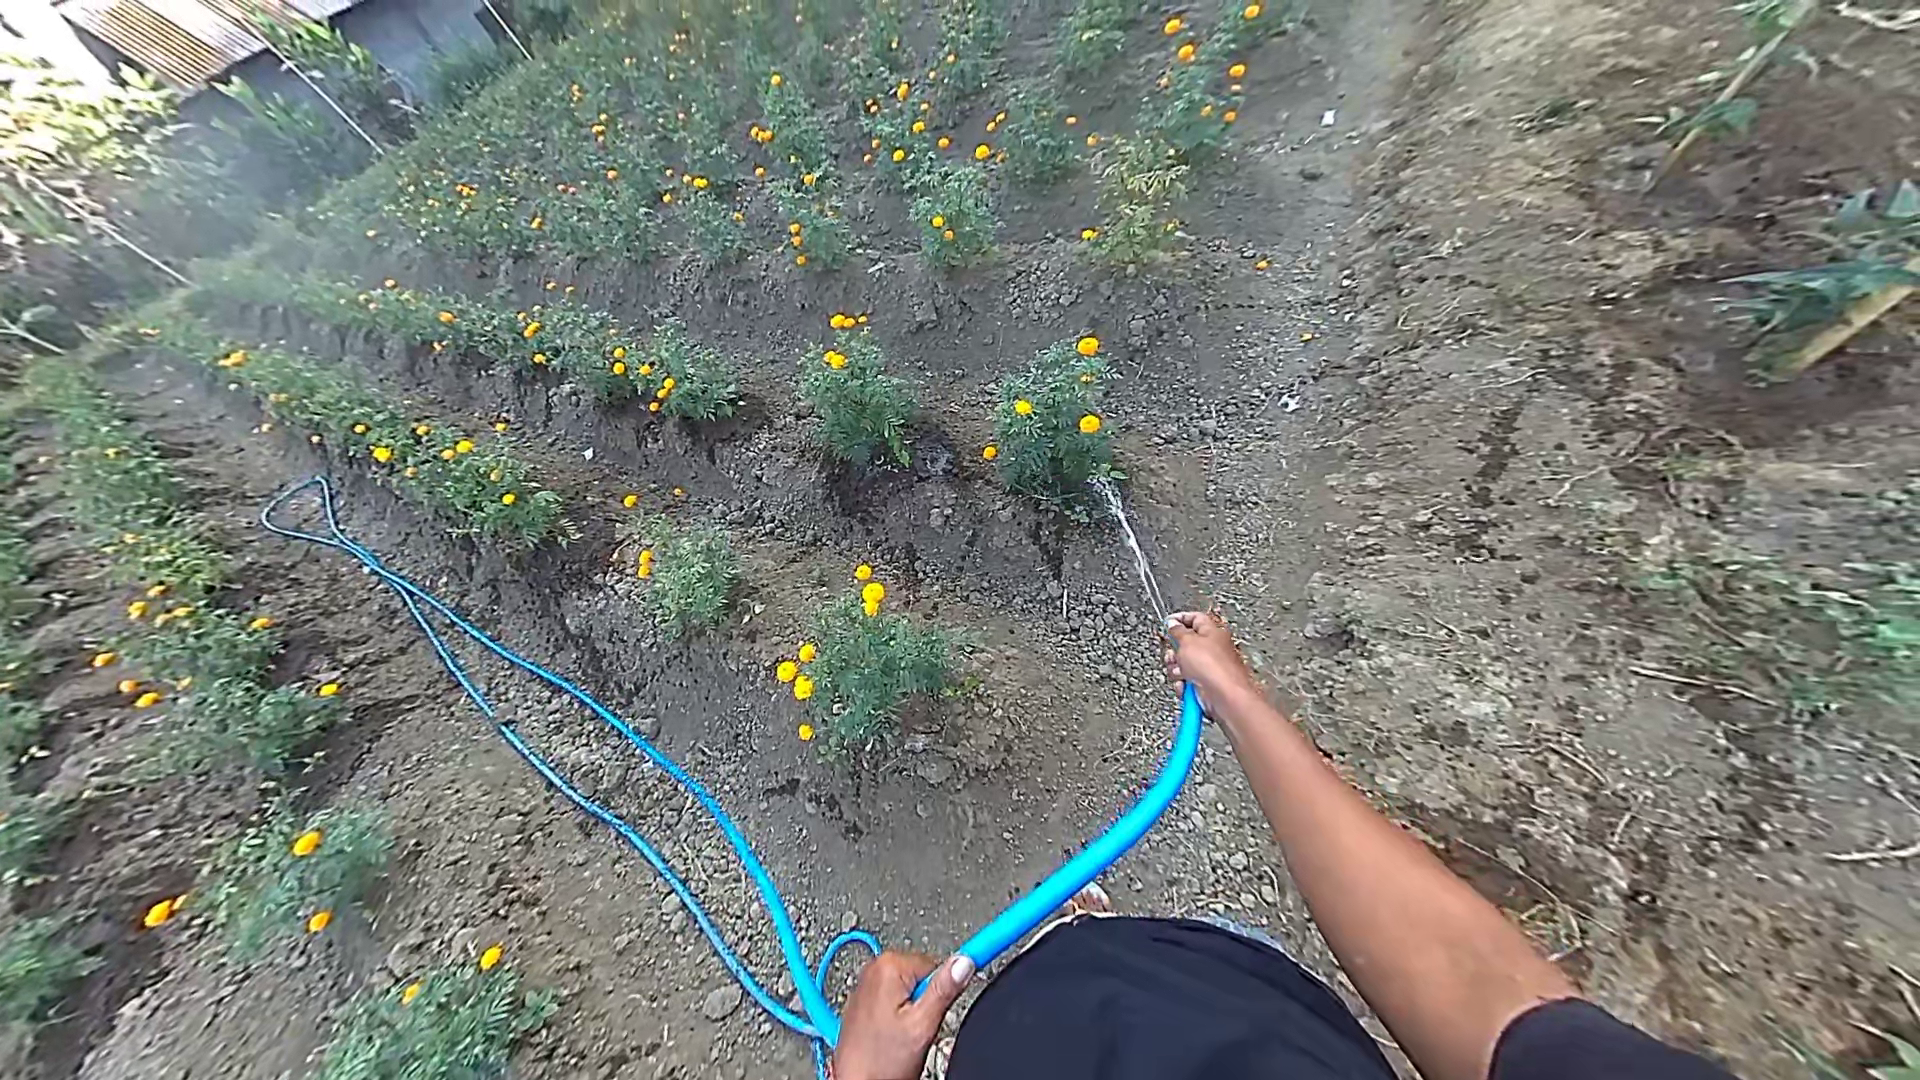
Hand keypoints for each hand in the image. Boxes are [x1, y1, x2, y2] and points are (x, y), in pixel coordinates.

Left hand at [831, 951, 973, 1079]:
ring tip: (902, 1038)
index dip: (942, 992)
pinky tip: (891, 1038)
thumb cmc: (880, 1065)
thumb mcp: (921, 1027)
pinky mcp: (863, 1000)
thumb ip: (944, 990)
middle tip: (917, 1032)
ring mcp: (866, 984)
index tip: (965, 980)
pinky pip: (893, 1000)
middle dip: (925, 1005)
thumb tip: (963, 961)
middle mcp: (875, 967)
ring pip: (909, 990)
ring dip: (912, 1012)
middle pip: (922, 977)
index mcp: (889, 964)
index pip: (936, 964)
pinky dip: (897, 1017)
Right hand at [1163, 611, 1260, 714]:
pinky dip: (1183, 685)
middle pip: (1186, 645)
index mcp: (1212, 632)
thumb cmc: (1212, 667)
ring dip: (1176, 670)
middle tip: (1173, 655)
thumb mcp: (1187, 642)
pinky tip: (1186, 686)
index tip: (1167, 623)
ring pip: (1183, 665)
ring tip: (1181, 673)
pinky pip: (1186, 682)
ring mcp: (1210, 669)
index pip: (1195, 618)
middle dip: (1174, 651)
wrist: (1224, 698)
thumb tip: (1172, 623)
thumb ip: (1177, 631)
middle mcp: (1213, 649)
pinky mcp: (1206, 686)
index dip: (1180, 619)